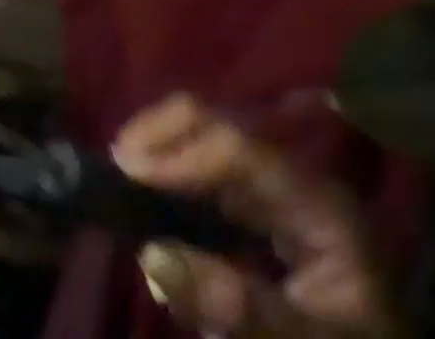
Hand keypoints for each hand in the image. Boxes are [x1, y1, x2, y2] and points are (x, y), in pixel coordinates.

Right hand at [112, 94, 399, 337]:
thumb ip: (241, 308)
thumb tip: (153, 254)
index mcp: (319, 203)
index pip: (242, 150)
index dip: (180, 152)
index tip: (125, 170)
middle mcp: (297, 181)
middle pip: (222, 126)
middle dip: (162, 133)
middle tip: (114, 161)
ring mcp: (277, 192)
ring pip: (207, 141)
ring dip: (160, 148)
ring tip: (120, 173)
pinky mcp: (257, 209)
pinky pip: (204, 172)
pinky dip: (168, 172)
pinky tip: (144, 191)